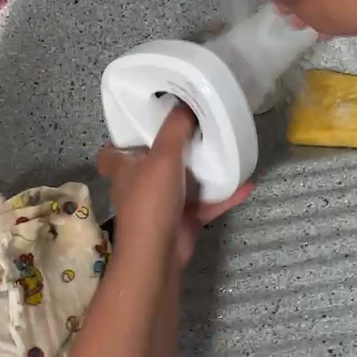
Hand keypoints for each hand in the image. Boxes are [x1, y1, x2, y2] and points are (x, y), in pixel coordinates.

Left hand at [97, 103, 253, 269]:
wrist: (159, 255)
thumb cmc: (150, 200)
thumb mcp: (163, 155)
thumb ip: (175, 127)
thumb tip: (185, 100)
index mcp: (123, 168)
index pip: (111, 152)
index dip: (122, 138)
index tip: (144, 122)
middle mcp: (139, 186)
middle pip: (151, 163)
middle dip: (171, 149)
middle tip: (194, 128)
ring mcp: (161, 205)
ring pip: (182, 183)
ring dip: (201, 171)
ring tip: (223, 149)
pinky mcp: (182, 220)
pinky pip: (205, 203)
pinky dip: (223, 195)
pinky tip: (246, 182)